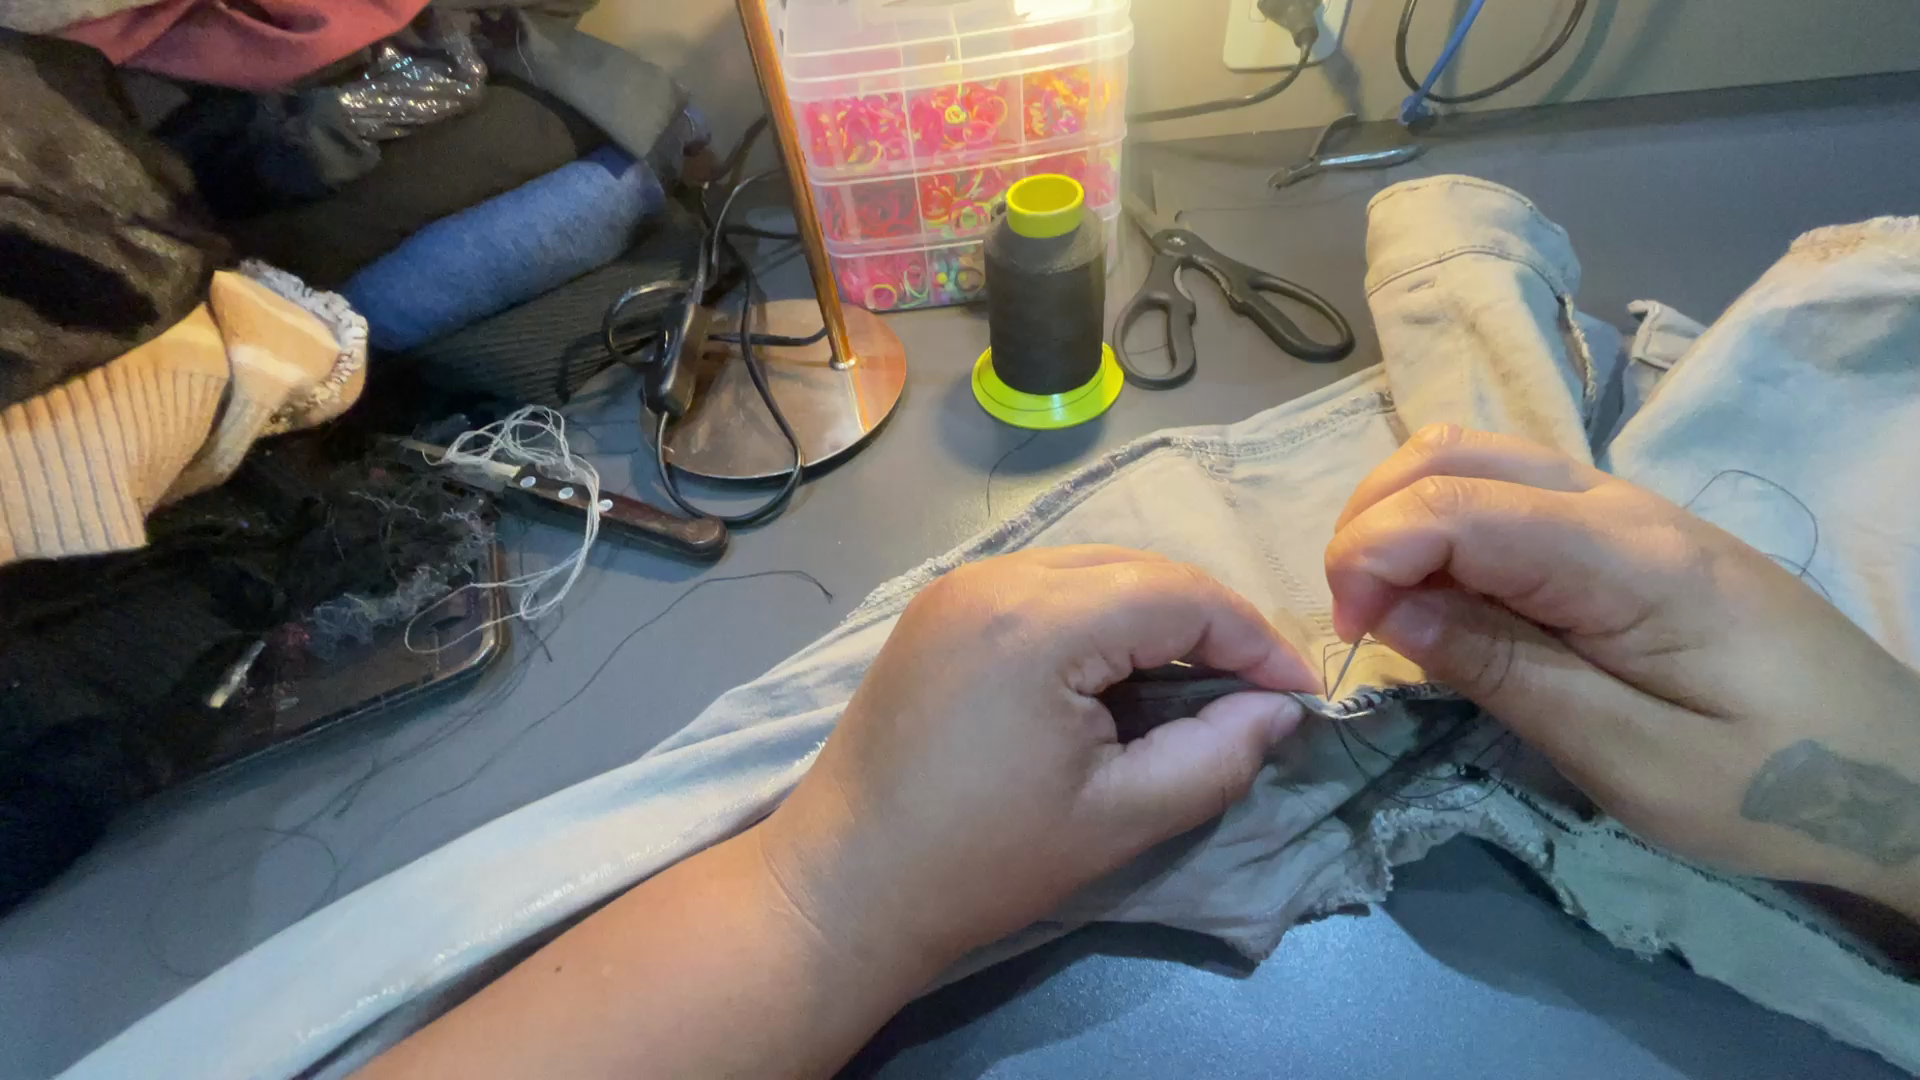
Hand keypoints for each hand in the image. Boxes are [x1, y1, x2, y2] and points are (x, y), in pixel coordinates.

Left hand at [757, 546, 1320, 976]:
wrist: (848, 878)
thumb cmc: (981, 861)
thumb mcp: (1118, 818)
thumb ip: (1215, 755)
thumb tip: (1279, 710)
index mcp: (1035, 619)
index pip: (1178, 594)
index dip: (1253, 639)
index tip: (1297, 693)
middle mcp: (995, 574)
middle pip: (1136, 568)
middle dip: (1206, 621)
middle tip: (1249, 686)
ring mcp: (960, 582)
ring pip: (1092, 568)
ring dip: (1152, 613)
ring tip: (1191, 677)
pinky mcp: (942, 603)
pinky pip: (1045, 584)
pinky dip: (1096, 613)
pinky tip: (1112, 664)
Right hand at [1325, 425, 1919, 917]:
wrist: (1900, 776)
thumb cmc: (1771, 782)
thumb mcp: (1629, 756)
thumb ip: (1500, 670)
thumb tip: (1387, 610)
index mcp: (1630, 557)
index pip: (1455, 508)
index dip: (1370, 556)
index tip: (1351, 631)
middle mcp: (1614, 501)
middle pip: (1442, 455)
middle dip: (1366, 525)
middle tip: (1361, 612)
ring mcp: (1611, 502)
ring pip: (1457, 454)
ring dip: (1391, 514)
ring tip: (1388, 595)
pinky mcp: (1604, 522)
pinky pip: (1485, 484)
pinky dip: (1427, 519)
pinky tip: (1435, 584)